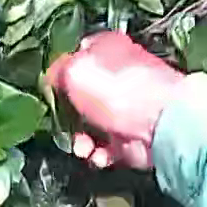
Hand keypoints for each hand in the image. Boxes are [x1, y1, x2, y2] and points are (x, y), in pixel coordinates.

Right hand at [45, 32, 186, 170]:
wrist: (157, 123)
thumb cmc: (117, 90)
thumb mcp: (74, 71)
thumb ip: (56, 72)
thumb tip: (49, 78)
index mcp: (105, 49)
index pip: (76, 58)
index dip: (60, 77)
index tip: (50, 93)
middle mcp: (116, 78)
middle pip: (80, 99)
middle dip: (68, 118)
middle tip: (64, 127)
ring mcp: (123, 109)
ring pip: (90, 128)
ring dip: (81, 142)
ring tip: (83, 148)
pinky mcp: (129, 138)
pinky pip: (104, 149)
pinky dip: (98, 156)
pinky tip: (98, 156)